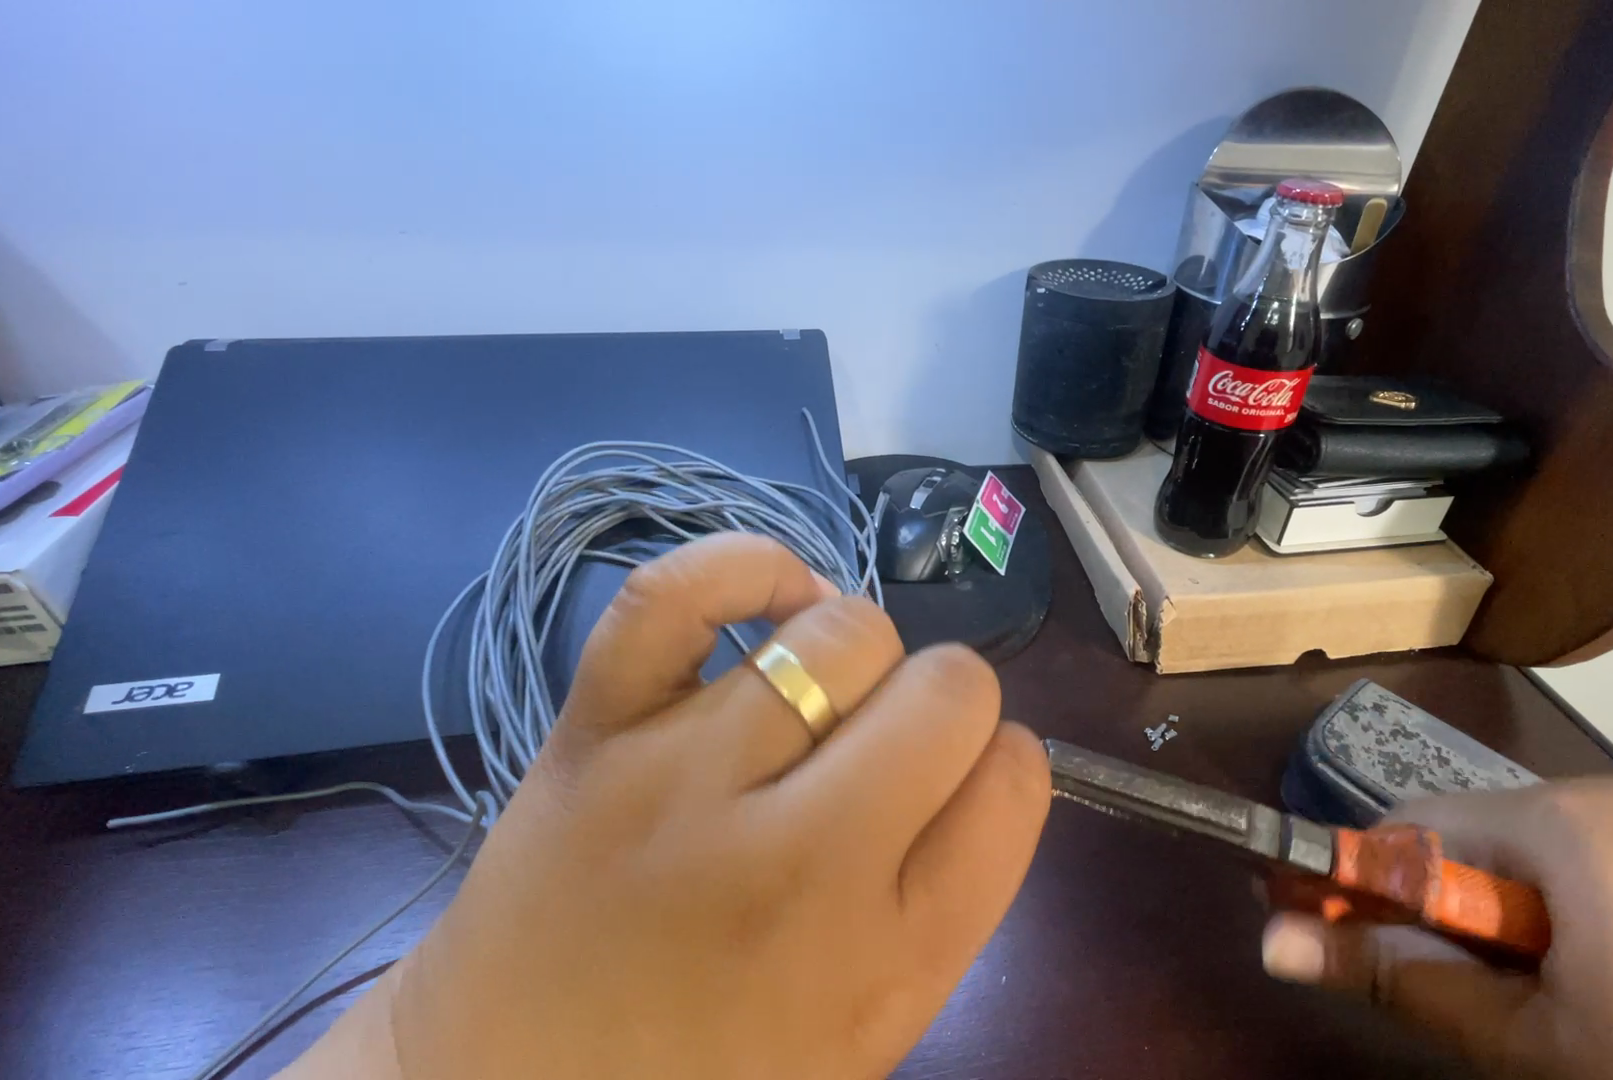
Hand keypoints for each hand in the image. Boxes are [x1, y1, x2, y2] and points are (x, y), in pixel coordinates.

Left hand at [283, 533, 1050, 1078]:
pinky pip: (681, 593)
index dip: (1002, 759)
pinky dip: (747, 568)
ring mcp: (686, 778)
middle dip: (946, 697)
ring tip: (827, 690)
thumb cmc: (713, 1066)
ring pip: (842, 633)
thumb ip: (949, 891)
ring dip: (859, 649)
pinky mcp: (597, 725)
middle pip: (950, 689)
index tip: (961, 775)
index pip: (1014, 780)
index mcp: (887, 950)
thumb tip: (984, 752)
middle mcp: (800, 861)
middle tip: (892, 736)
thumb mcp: (876, 1025)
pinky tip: (779, 599)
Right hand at [1260, 779, 1612, 1079]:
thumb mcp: (1538, 1044)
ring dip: (1533, 924)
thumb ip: (1400, 979)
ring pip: (1553, 859)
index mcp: (1563, 819)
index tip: (1361, 948)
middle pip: (1483, 840)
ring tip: (1583, 1013)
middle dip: (1466, 917)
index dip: (1376, 886)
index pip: (1414, 825)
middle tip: (1498, 1009)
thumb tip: (1271, 941)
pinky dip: (1603, 922)